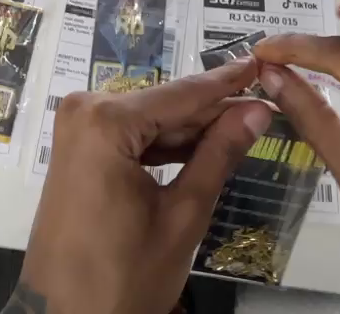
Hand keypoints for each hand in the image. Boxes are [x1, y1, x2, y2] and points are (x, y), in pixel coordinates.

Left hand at [13, 60, 270, 313]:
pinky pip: (129, 135)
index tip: (261, 62)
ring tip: (244, 123)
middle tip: (262, 104)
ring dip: (192, 128)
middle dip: (213, 109)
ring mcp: (77, 127)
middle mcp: (85, 109)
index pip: (181, 95)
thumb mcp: (181, 216)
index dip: (226, 82)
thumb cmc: (122, 277)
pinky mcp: (78, 147)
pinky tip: (204, 145)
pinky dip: (163, 144)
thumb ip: (218, 156)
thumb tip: (256, 112)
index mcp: (106, 121)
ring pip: (149, 119)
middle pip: (164, 105)